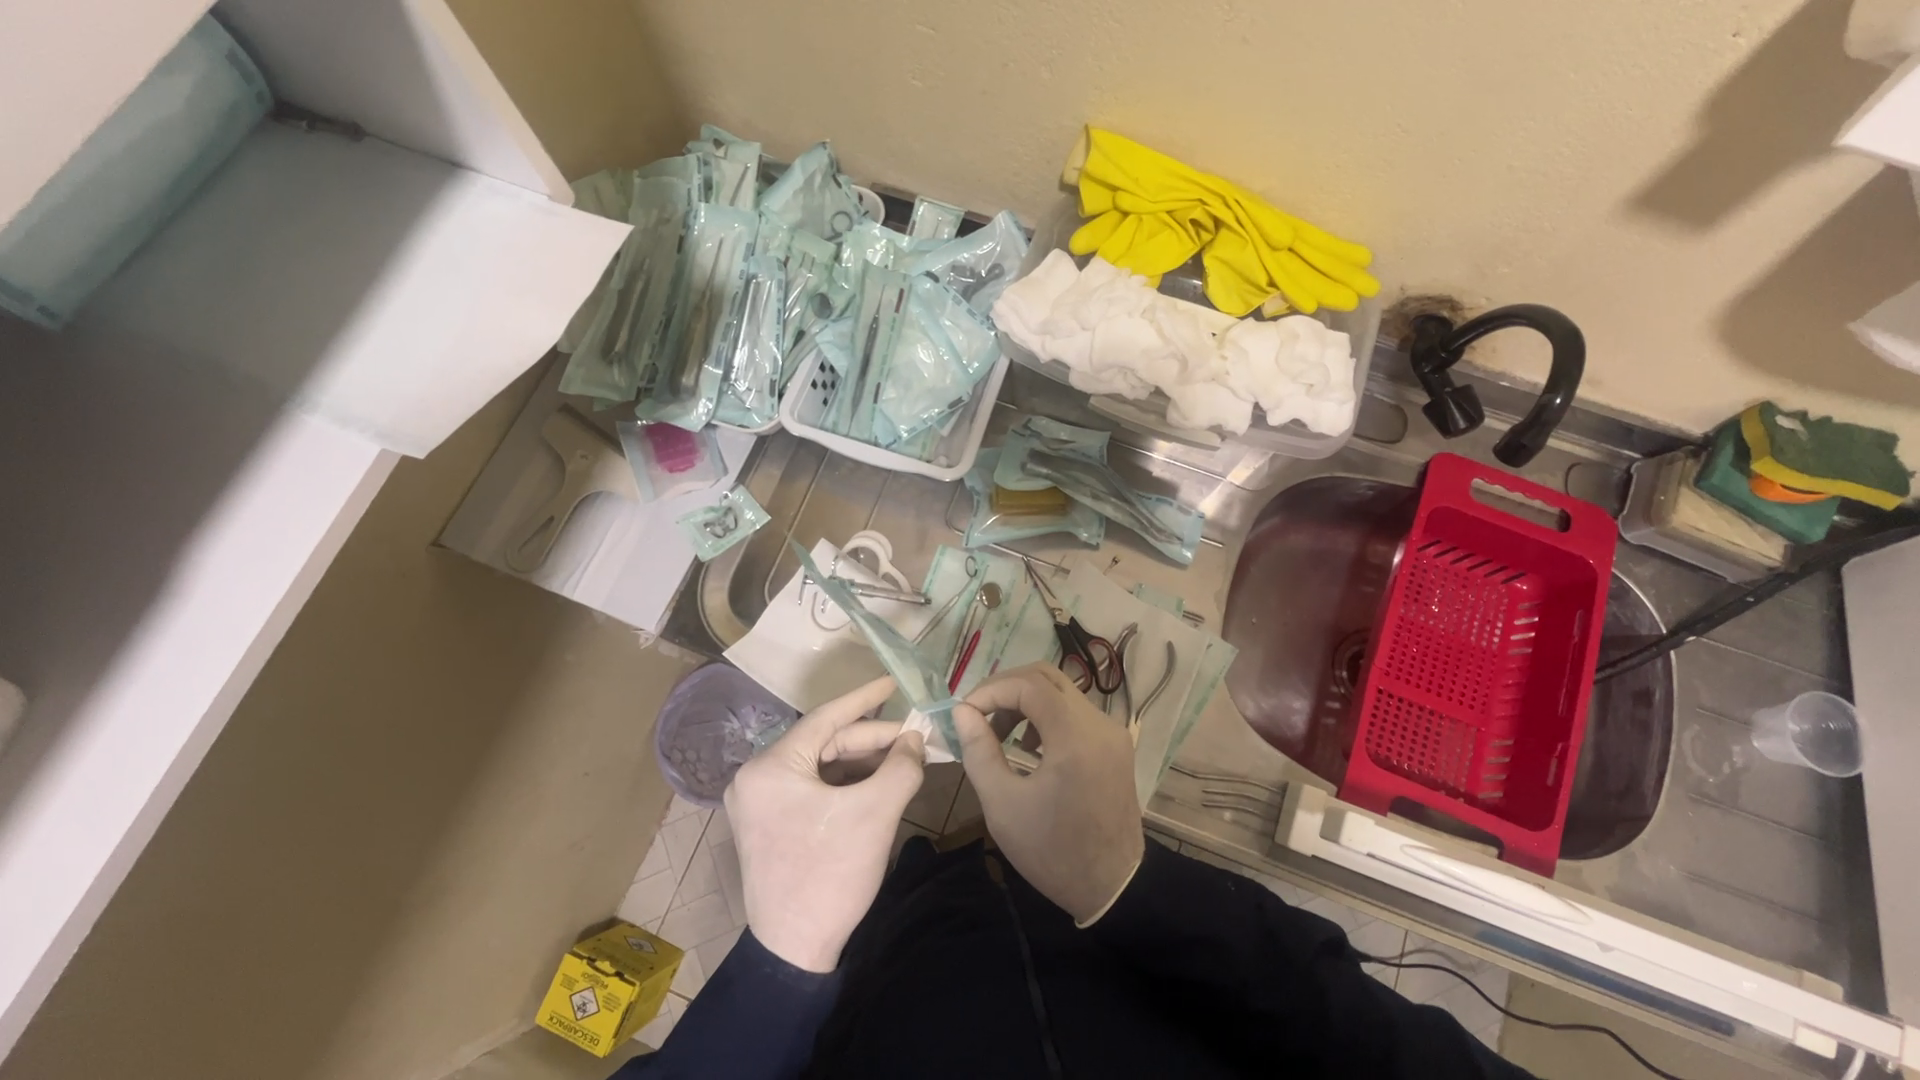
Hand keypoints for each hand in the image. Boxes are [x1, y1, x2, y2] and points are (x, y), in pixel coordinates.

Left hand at [724, 675, 924, 972]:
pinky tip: (877, 785)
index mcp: (770, 767)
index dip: (865, 698)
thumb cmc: (830, 874)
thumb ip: (900, 766)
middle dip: (871, 740)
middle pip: (823, 744)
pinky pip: (812, 789)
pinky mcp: (768, 825)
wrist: (795, 950)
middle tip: (914, 737)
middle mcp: (756, 777)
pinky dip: (845, 785)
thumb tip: (914, 740)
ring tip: (903, 759)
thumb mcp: (875, 814)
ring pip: (820, 767)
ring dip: (861, 763)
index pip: (825, 718)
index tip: (893, 682)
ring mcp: (758, 803)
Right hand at [952, 664, 1144, 924]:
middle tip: (977, 715)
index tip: (964, 714)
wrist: (1112, 886)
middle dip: (1006, 688)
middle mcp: (1099, 723)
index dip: (991, 690)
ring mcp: (1112, 732)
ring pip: (1062, 692)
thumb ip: (979, 751)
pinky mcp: (1115, 745)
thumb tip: (962, 712)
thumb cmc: (1052, 851)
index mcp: (1075, 737)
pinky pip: (1075, 712)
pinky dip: (1046, 715)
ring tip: (997, 733)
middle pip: (1047, 677)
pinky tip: (1027, 745)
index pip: (1029, 684)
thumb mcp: (1002, 805)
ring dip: (1025, 701)